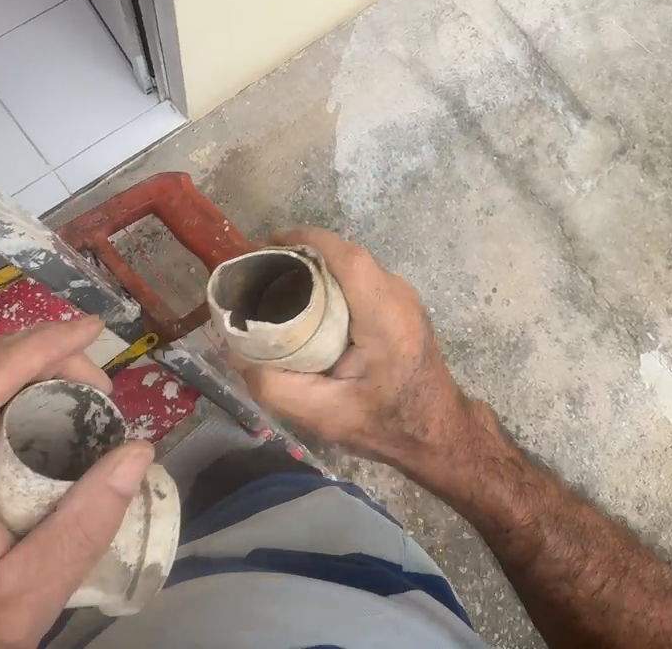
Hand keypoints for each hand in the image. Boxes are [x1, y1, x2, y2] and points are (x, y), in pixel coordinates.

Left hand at [0, 318, 153, 648]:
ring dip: (25, 371)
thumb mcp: (23, 605)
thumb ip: (82, 529)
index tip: (93, 328)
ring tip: (78, 400)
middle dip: (43, 355)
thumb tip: (138, 452)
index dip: (38, 345)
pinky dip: (6, 394)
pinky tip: (38, 420)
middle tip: (100, 389)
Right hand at [238, 229, 479, 478]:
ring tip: (276, 283)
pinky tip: (307, 299)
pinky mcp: (401, 302)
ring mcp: (404, 295)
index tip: (268, 243)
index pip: (349, 260)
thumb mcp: (324, 415)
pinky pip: (362, 277)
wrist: (436, 431)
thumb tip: (235, 353)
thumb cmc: (385, 424)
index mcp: (385, 317)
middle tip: (260, 271)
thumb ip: (277, 387)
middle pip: (346, 257)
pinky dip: (332, 279)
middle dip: (302, 254)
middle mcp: (398, 295)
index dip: (309, 241)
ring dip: (317, 265)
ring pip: (353, 265)